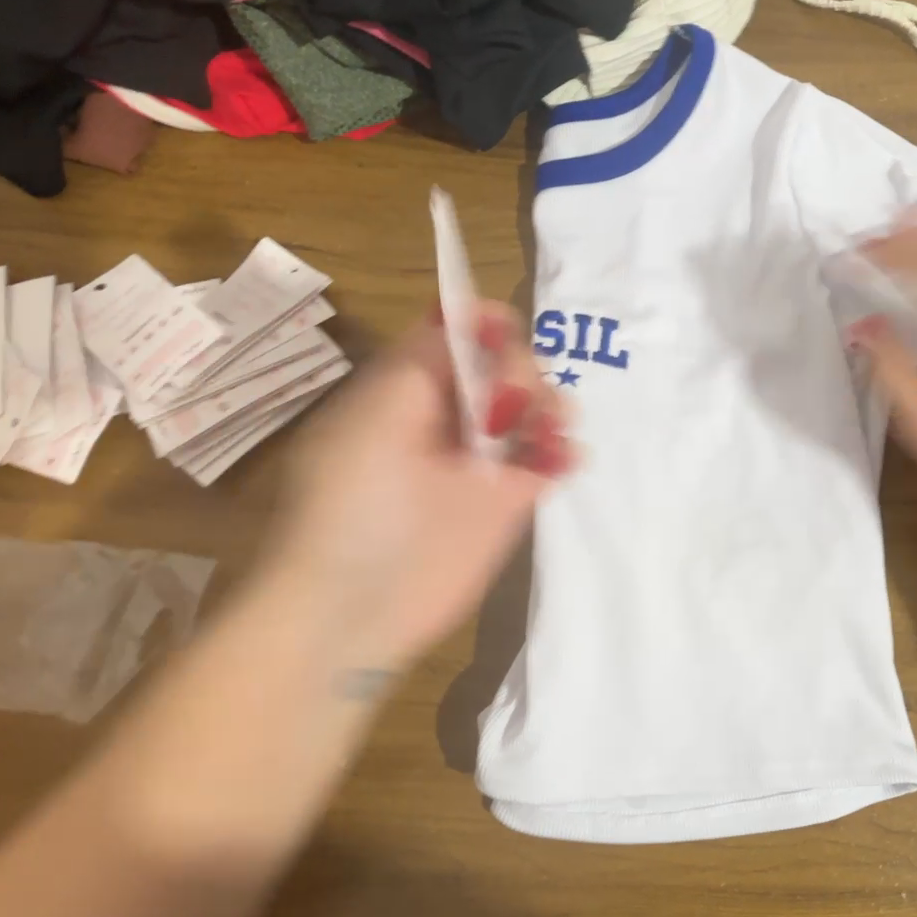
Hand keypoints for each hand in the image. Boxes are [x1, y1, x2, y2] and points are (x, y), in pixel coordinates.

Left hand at [254, 303, 572, 666]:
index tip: (505, 333)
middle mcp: (449, 416)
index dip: (487, 326)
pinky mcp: (510, 500)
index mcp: (408, 388)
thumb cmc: (351, 504)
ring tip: (552, 429)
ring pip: (535, 408)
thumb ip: (425, 358)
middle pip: (506, 365)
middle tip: (508, 409)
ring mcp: (483, 459)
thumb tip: (465, 308)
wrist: (354, 607)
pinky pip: (551, 459)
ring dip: (552, 405)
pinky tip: (563, 458)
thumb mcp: (375, 416)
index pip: (458, 336)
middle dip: (520, 370)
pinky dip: (565, 450)